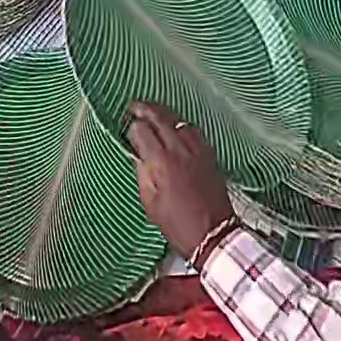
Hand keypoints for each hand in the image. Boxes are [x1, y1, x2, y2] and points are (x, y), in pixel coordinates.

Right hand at [124, 101, 233, 255]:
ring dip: (163, 113)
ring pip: (177, 119)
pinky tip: (176, 128)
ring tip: (153, 112)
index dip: (131, 127)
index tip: (126, 128)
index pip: (141, 130)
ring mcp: (196, 149)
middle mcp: (179, 149)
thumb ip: (142, 173)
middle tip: (134, 106)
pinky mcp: (209, 153)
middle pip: (159, 117)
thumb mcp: (150, 202)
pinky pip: (193, 129)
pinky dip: (181, 124)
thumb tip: (136, 155)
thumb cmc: (178, 223)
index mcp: (160, 161)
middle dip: (144, 109)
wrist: (213, 234)